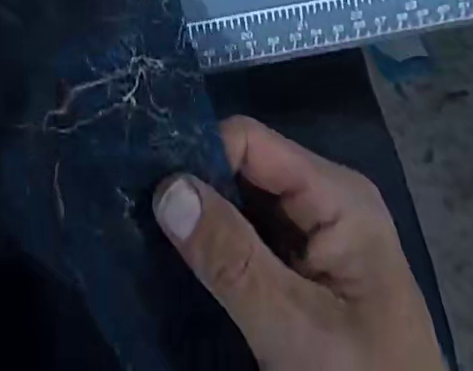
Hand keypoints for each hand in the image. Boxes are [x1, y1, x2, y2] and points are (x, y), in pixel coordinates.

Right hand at [154, 117, 446, 370]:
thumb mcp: (298, 330)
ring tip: (147, 234)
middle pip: (243, 167)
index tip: (147, 188)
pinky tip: (179, 258)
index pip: (250, 142)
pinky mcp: (301, 263)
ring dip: (200, 219)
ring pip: (241, 201)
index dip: (199, 156)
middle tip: (136, 213)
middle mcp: (324, 197)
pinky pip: (249, 235)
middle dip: (195, 188)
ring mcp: (313, 231)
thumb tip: (167, 187)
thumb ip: (233, 261)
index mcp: (337, 194)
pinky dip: (215, 245)